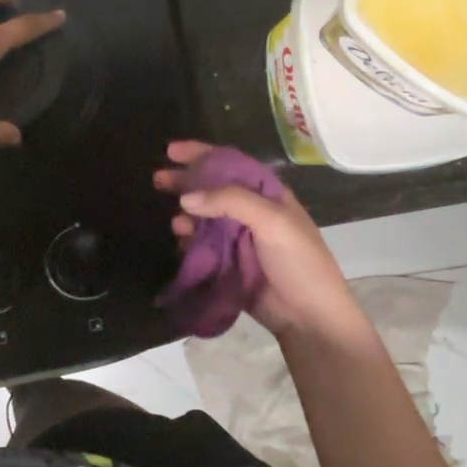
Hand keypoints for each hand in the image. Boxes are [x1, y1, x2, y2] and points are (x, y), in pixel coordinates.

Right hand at [152, 141, 362, 337]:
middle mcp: (251, 213)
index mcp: (268, 196)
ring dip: (186, 216)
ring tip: (175, 223)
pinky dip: (188, 241)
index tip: (170, 151)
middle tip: (158, 181)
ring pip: (203, 218)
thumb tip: (185, 198)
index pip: (231, 165)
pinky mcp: (227, 264)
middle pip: (212, 189)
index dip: (202, 154)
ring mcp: (238, 239)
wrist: (308, 316)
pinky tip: (181, 242)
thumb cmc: (299, 262)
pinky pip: (200, 246)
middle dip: (185, 183)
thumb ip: (231, 202)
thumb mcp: (272, 222)